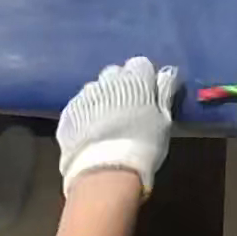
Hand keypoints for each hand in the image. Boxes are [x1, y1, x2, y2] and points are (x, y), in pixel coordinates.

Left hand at [57, 56, 181, 195]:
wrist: (107, 171)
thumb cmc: (144, 145)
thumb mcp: (164, 120)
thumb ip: (164, 92)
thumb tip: (167, 72)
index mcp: (135, 78)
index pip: (140, 64)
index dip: (144, 79)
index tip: (147, 96)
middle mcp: (107, 80)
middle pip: (115, 74)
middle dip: (121, 86)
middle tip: (128, 110)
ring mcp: (85, 95)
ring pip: (96, 89)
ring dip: (102, 100)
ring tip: (107, 124)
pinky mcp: (69, 112)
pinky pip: (80, 106)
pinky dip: (86, 115)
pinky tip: (92, 133)